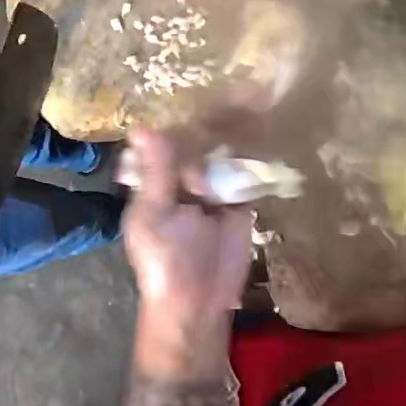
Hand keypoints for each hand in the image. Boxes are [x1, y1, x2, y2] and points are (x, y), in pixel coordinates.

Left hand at [124, 128, 255, 326]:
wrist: (201, 300)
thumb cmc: (166, 260)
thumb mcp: (155, 215)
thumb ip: (157, 171)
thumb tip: (142, 126)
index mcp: (154, 185)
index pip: (161, 146)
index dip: (172, 128)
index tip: (185, 105)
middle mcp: (182, 183)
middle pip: (194, 147)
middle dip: (205, 136)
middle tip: (221, 115)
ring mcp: (213, 191)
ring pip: (221, 159)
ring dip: (230, 144)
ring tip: (244, 115)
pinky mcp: (240, 202)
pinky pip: (245, 177)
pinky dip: (252, 162)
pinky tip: (262, 139)